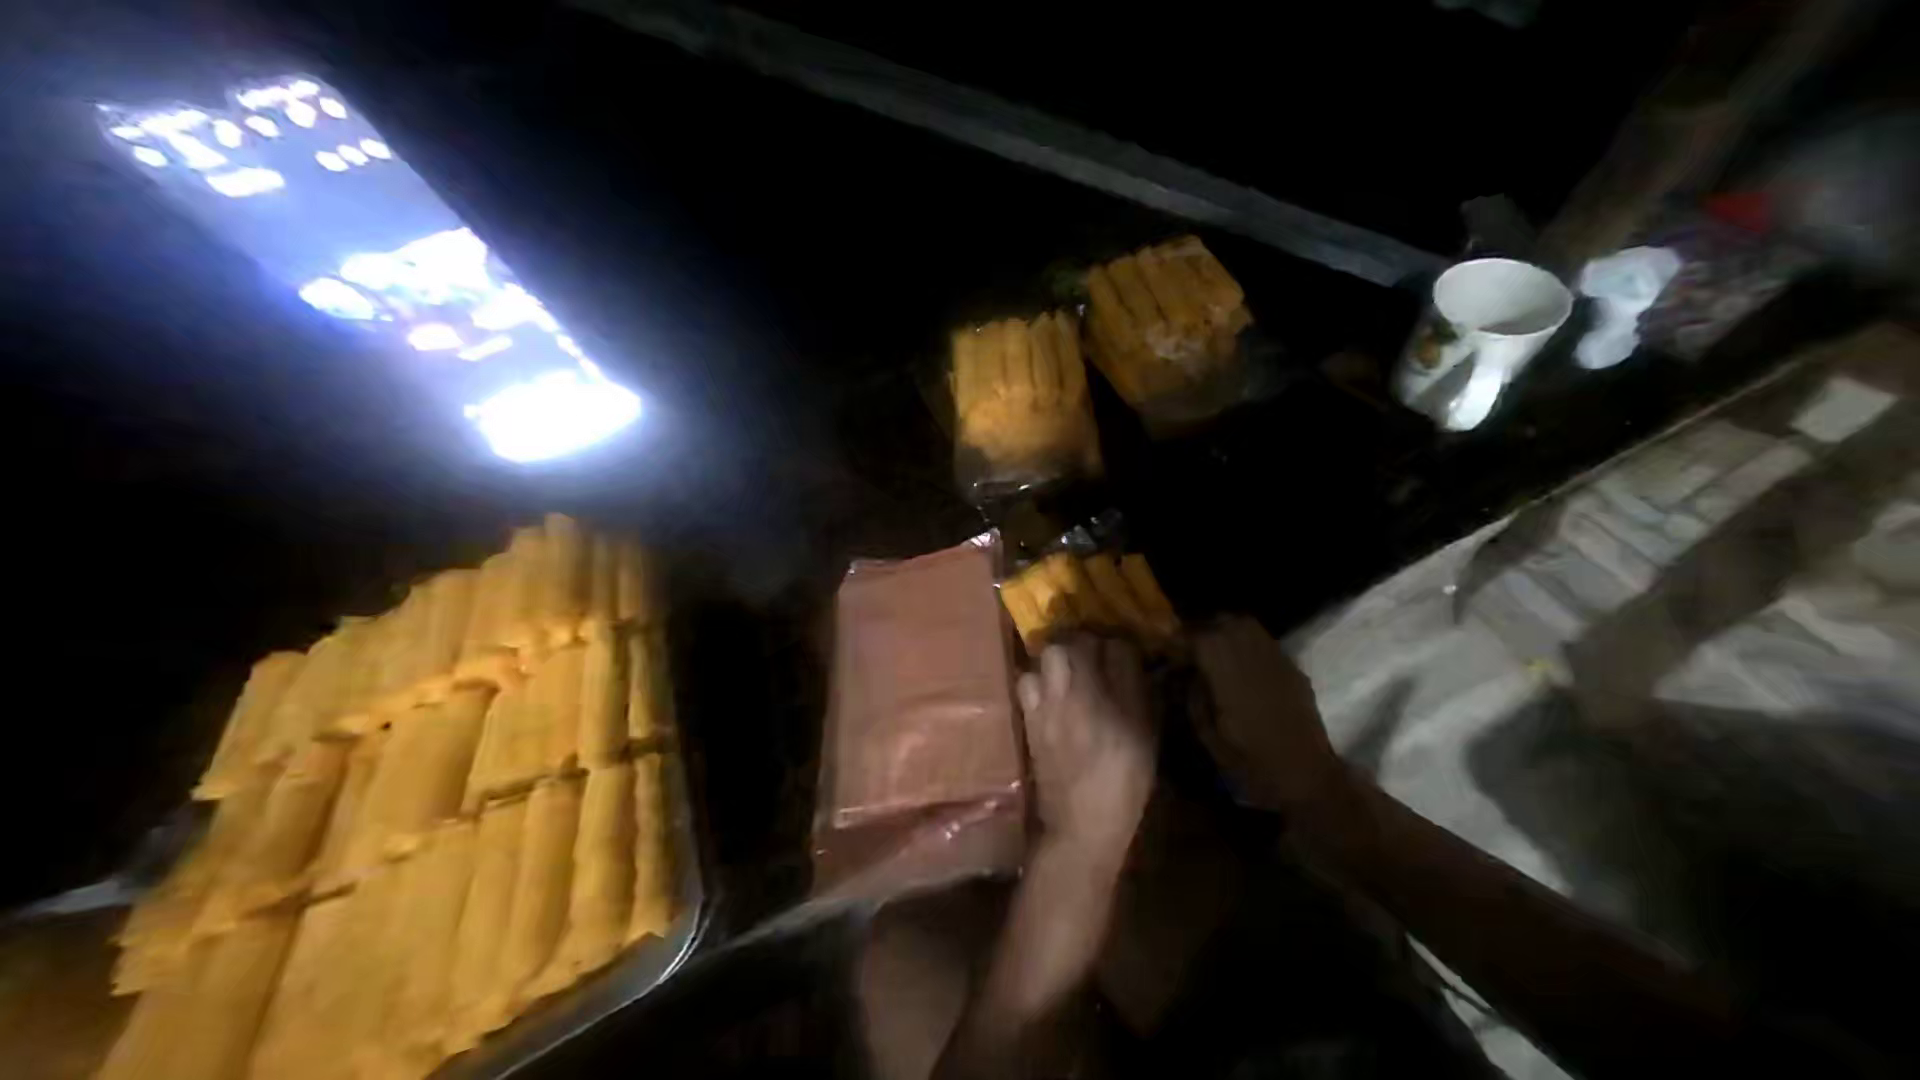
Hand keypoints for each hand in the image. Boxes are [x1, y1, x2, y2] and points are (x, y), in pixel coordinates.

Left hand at [1018, 636, 1156, 862]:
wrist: (1081, 826)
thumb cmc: (1124, 788)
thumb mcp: (1148, 743)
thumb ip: (1143, 699)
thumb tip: (1136, 665)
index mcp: (1124, 705)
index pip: (1120, 649)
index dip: (1121, 645)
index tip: (1121, 652)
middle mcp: (1085, 698)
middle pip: (1078, 642)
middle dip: (1085, 640)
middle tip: (1090, 652)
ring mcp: (1052, 706)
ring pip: (1049, 655)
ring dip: (1057, 655)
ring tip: (1066, 668)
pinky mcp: (1030, 719)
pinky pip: (1026, 680)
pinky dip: (1035, 678)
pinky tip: (1046, 690)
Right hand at [1193, 617, 1353, 823]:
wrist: (1309, 780)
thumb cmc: (1252, 764)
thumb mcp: (1209, 738)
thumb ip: (1193, 699)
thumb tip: (1185, 676)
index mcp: (1231, 675)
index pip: (1200, 639)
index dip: (1179, 641)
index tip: (1165, 653)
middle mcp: (1255, 658)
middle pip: (1225, 622)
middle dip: (1201, 630)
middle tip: (1187, 649)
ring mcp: (1279, 661)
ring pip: (1248, 626)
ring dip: (1225, 632)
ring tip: (1211, 652)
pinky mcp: (1294, 670)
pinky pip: (1265, 643)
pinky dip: (1246, 644)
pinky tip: (1240, 666)